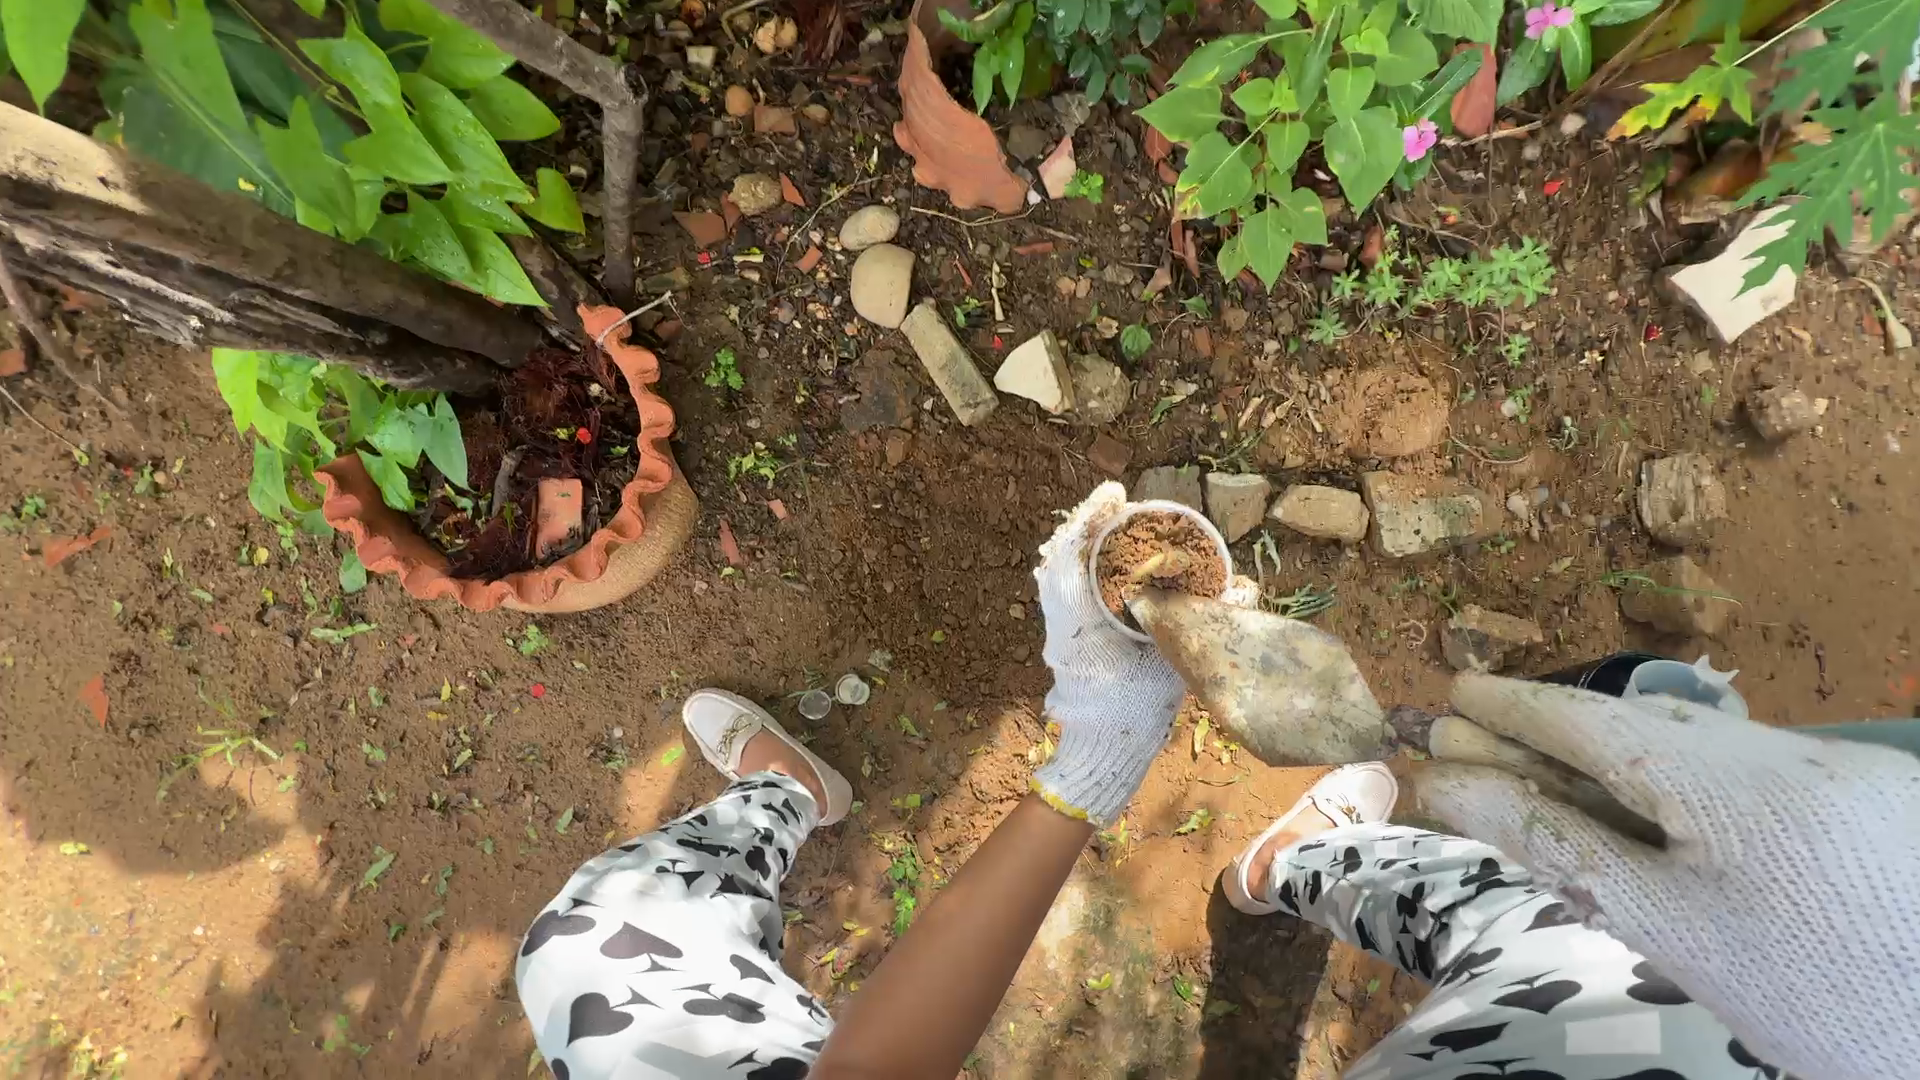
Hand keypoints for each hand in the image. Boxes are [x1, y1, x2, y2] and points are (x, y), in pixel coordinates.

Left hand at [1030, 482, 1185, 825]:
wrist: (1103, 747)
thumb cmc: (1134, 709)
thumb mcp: (1172, 665)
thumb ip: (1205, 625)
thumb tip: (1246, 588)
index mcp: (1079, 618)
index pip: (1072, 554)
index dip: (1091, 518)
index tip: (1114, 494)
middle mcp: (1059, 615)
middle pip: (1061, 553)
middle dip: (1088, 524)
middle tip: (1117, 503)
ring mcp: (1055, 624)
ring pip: (1057, 568)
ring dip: (1081, 541)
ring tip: (1109, 521)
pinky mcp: (1059, 633)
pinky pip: (1060, 586)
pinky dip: (1076, 564)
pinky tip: (1100, 557)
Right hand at [1414, 674, 1919, 1079]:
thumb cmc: (1821, 1001)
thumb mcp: (1667, 928)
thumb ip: (1550, 841)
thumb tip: (1440, 782)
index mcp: (1735, 783)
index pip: (1590, 719)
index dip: (1512, 703)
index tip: (1452, 691)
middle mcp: (1794, 754)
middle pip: (1635, 725)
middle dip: (1548, 735)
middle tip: (1475, 746)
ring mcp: (1847, 775)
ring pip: (1690, 745)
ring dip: (1606, 757)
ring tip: (1549, 783)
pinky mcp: (1880, 803)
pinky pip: (1741, 771)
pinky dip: (1672, 781)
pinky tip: (1653, 817)